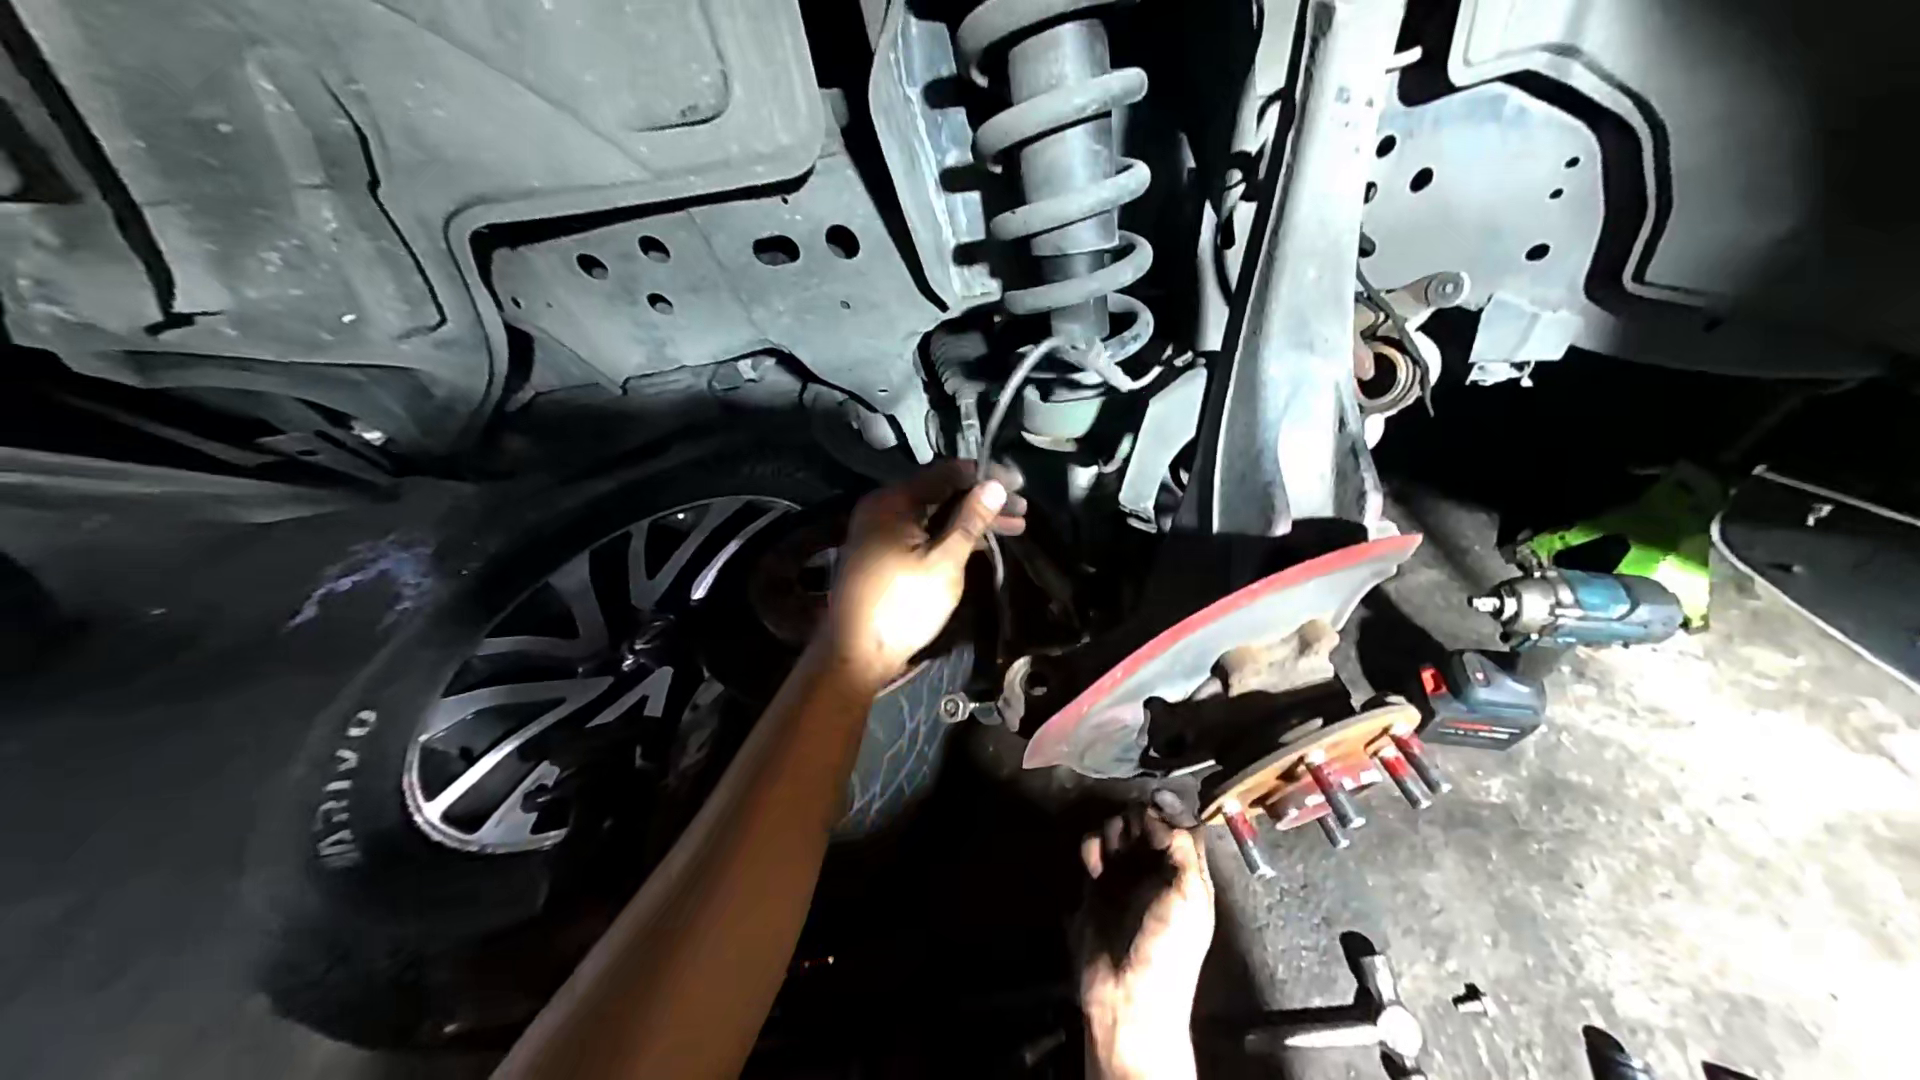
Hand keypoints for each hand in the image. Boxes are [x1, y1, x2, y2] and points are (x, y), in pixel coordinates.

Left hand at [820, 460, 1024, 689]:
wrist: (857, 654)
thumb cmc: (902, 606)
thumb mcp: (943, 562)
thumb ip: (970, 520)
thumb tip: (994, 485)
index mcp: (893, 501)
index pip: (946, 473)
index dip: (985, 475)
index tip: (1018, 484)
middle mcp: (884, 507)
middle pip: (941, 492)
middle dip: (982, 500)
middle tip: (1022, 509)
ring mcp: (883, 531)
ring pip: (936, 514)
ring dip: (972, 519)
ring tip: (1015, 526)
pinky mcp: (886, 552)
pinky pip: (925, 532)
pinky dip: (952, 535)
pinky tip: (983, 542)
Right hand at [1077, 804, 1214, 1079]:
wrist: (1129, 996)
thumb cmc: (1168, 948)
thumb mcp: (1190, 897)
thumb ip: (1182, 847)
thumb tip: (1160, 810)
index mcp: (1187, 874)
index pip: (1181, 828)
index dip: (1170, 810)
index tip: (1154, 798)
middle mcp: (1157, 871)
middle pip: (1145, 825)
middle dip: (1135, 819)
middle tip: (1130, 829)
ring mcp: (1125, 877)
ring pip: (1117, 833)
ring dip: (1112, 830)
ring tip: (1110, 847)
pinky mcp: (1097, 886)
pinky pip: (1092, 851)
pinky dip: (1091, 847)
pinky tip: (1093, 862)